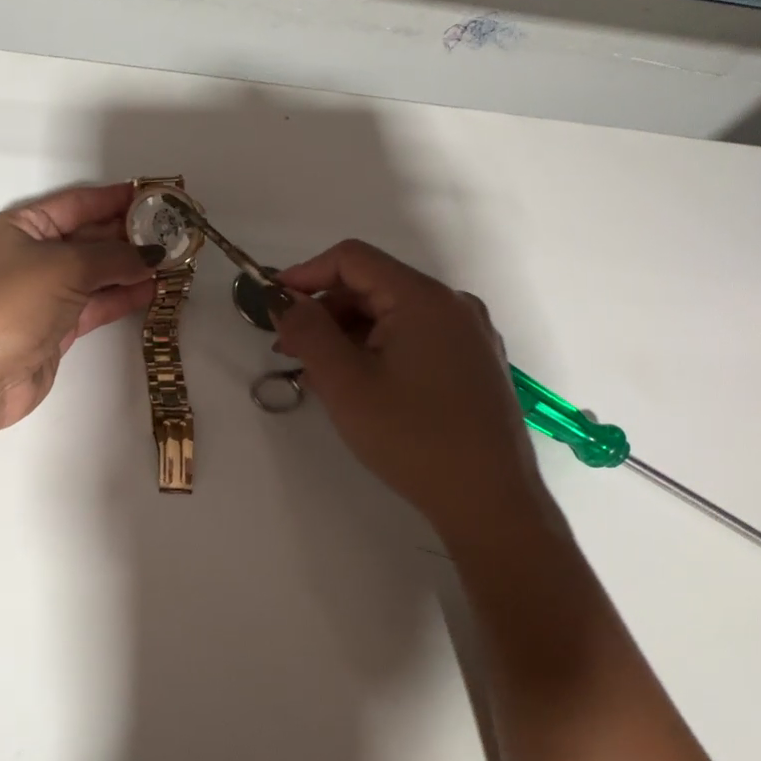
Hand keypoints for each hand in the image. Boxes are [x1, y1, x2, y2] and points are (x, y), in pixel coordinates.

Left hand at [0, 183, 159, 431]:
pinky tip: (154, 289)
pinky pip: (97, 302)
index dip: (114, 199)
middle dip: (129, 235)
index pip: (76, 204)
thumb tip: (154, 254)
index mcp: (21, 227)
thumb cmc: (15, 303)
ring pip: (96, 272)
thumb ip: (114, 257)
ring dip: (131, 267)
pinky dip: (123, 295)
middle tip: (174, 232)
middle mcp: (32, 255)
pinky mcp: (57, 325)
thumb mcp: (66, 267)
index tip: (155, 196)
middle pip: (89, 237)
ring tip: (174, 260)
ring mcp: (45, 291)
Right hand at [271, 240, 545, 537]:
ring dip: (347, 332)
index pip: (352, 259)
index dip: (304, 273)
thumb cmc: (412, 437)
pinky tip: (357, 383)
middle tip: (288, 348)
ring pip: (391, 313)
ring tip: (318, 372)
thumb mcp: (344, 382)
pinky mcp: (473, 363)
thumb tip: (283, 301)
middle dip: (324, 309)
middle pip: (372, 284)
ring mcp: (468, 335)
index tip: (271, 304)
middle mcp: (452, 305)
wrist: (489, 501)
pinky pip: (413, 336)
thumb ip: (307, 331)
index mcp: (424, 299)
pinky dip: (376, 347)